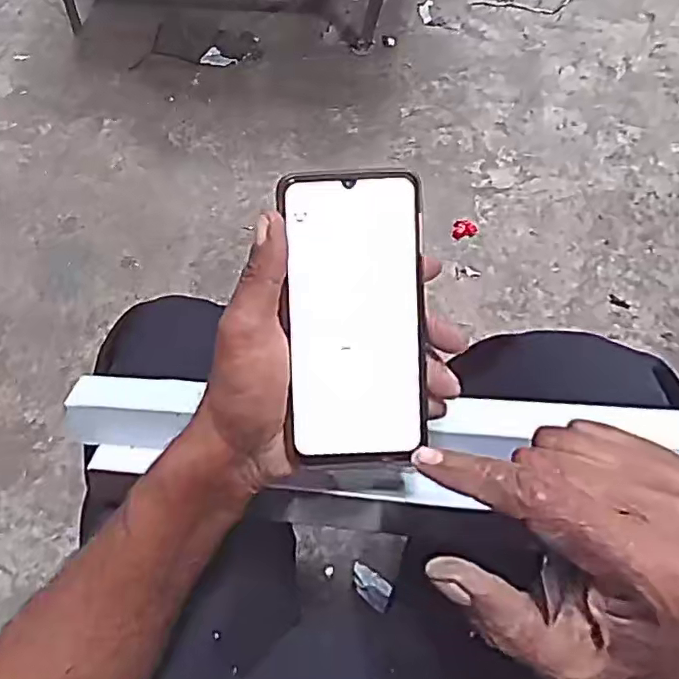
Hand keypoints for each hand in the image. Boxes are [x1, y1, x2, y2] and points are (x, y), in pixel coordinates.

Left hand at [190, 211, 470, 490]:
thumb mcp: (246, 327)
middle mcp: (321, 329)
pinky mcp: (345, 392)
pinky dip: (412, 391)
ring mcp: (336, 361)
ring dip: (423, 359)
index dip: (382, 262)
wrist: (241, 454)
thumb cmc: (236, 392)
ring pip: (391, 351)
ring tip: (441, 376)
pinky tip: (426, 399)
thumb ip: (261, 276)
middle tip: (443, 329)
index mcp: (297, 304)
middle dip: (419, 318)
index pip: (345, 270)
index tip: (412, 257)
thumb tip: (270, 225)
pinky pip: (388, 386)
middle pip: (381, 312)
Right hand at [412, 422, 678, 678]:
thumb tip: (447, 571)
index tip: (438, 464)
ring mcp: (671, 483)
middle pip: (544, 461)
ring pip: (560, 438)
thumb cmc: (632, 648)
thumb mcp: (560, 656)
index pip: (541, 495)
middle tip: (533, 530)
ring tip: (561, 514)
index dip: (478, 474)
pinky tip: (581, 491)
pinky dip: (568, 453)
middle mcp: (667, 516)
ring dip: (542, 467)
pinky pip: (584, 428)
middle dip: (515, 485)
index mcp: (645, 566)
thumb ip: (498, 614)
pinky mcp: (669, 462)